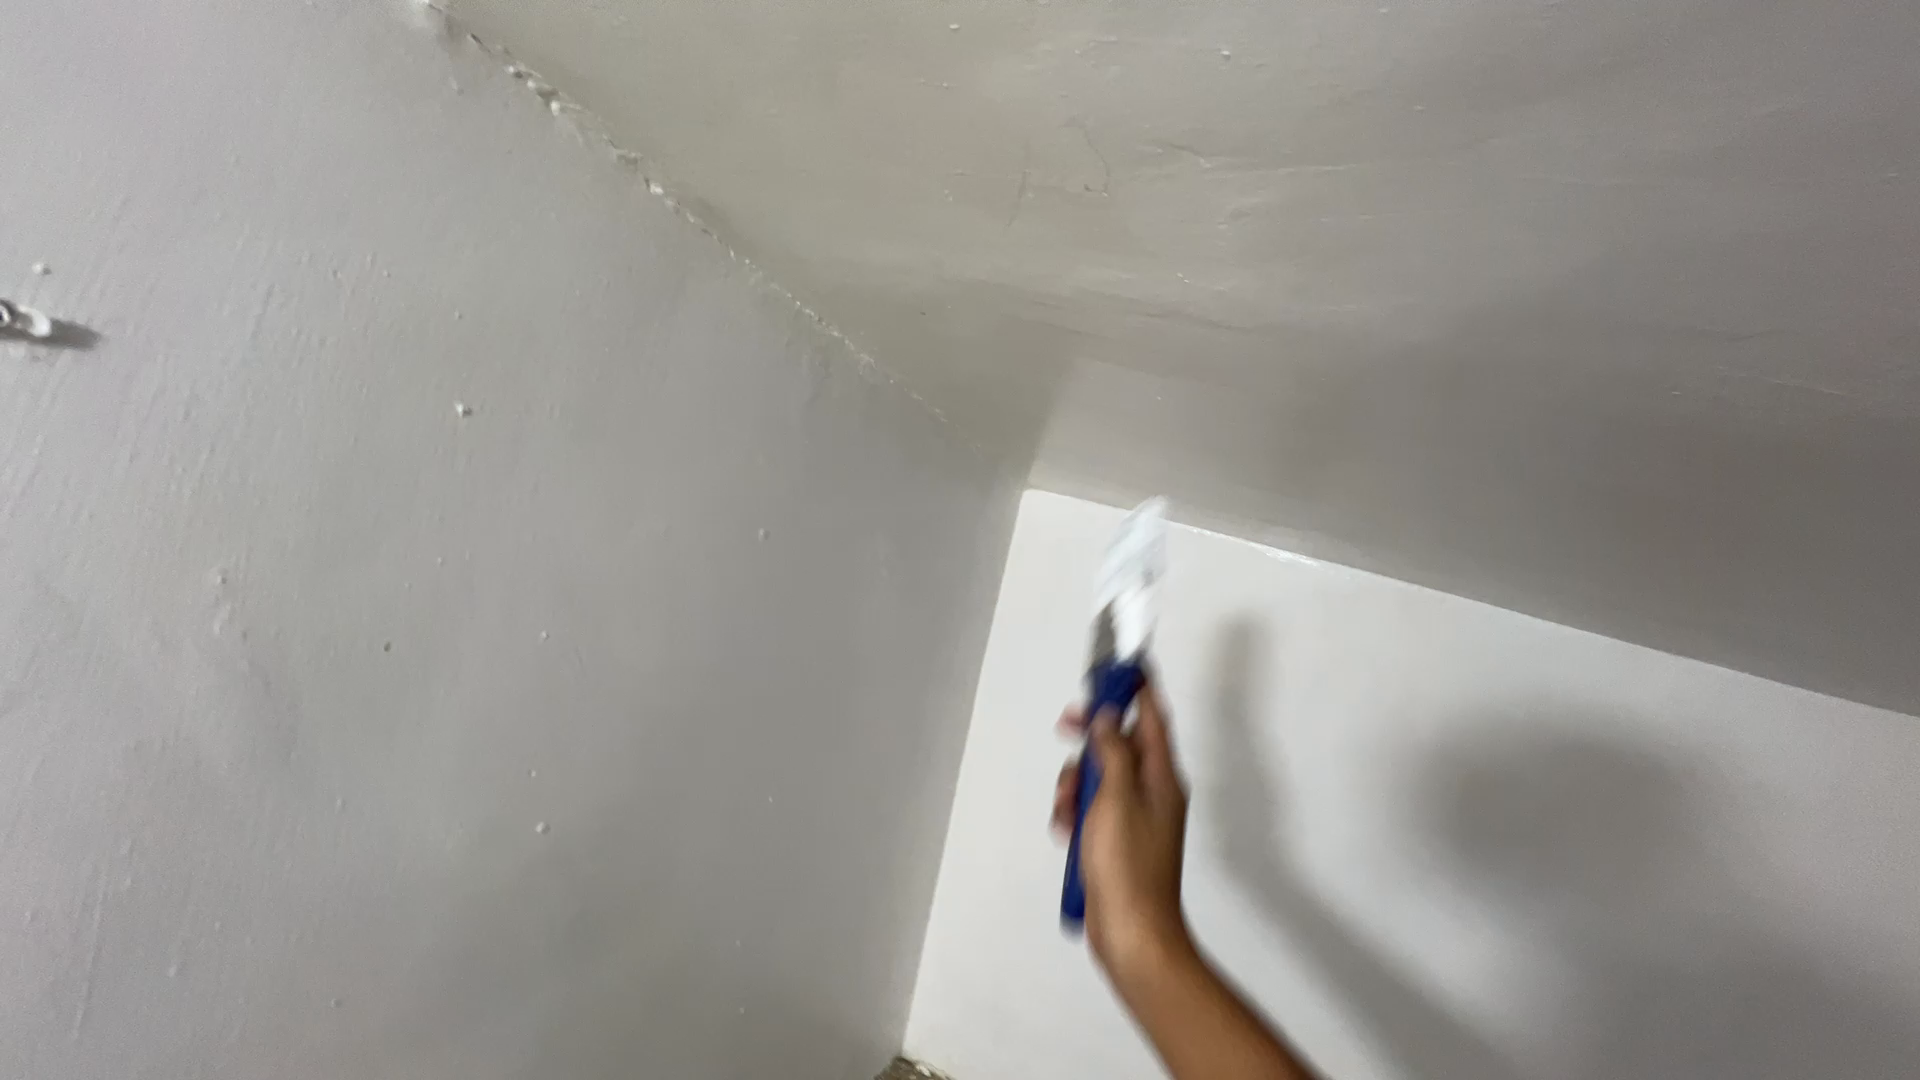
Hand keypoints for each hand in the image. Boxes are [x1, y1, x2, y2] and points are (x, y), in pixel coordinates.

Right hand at [1052, 679, 1194, 989]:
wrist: (1131, 933)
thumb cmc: (1126, 862)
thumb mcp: (1115, 797)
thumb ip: (1112, 752)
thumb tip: (1108, 716)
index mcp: (1161, 775)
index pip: (1152, 716)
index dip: (1138, 686)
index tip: (1123, 661)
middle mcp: (1151, 789)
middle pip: (1119, 742)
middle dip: (1090, 736)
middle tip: (1067, 725)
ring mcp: (1133, 815)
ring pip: (1098, 775)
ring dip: (1074, 784)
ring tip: (1065, 810)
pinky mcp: (1115, 838)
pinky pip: (1090, 807)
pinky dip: (1074, 812)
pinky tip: (1065, 832)